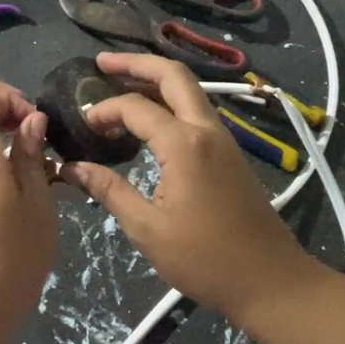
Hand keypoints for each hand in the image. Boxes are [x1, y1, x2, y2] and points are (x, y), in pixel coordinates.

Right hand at [59, 53, 323, 321]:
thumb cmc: (206, 259)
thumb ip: (109, 190)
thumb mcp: (147, 229)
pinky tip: (149, 117)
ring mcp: (223, 138)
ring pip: (188, 89)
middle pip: (172, 75)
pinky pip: (196, 109)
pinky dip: (169, 100)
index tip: (83, 124)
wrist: (272, 281)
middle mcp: (205, 129)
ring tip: (120, 81)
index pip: (135, 107)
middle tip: (101, 62)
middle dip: (135, 62)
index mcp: (184, 144)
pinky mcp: (229, 152)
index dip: (104, 110)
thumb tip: (72, 167)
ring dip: (154, 79)